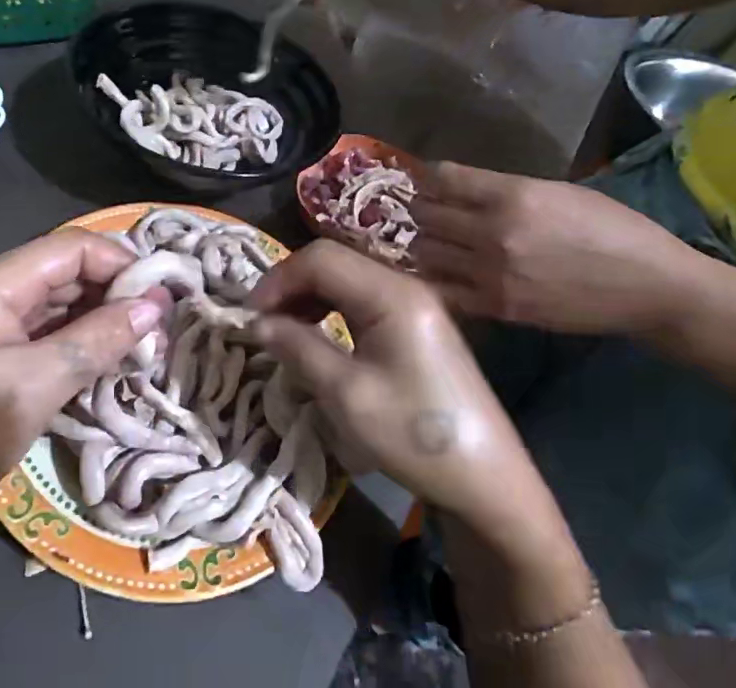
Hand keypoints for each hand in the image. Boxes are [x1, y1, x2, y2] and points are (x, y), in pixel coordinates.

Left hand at [0, 228, 170, 512]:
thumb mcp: (32, 387)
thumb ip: (96, 341)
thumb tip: (155, 306)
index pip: (74, 247)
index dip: (123, 263)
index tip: (163, 299)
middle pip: (68, 272)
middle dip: (117, 294)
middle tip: (161, 330)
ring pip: (60, 305)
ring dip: (101, 322)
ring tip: (144, 349)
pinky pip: (44, 334)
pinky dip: (78, 345)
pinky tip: (106, 365)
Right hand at [246, 240, 535, 527]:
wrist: (486, 477)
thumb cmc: (415, 436)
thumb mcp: (347, 395)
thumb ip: (299, 348)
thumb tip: (258, 323)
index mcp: (392, 293)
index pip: (321, 258)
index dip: (278, 280)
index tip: (249, 317)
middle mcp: (405, 285)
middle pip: (334, 261)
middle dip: (290, 286)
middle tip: (261, 324)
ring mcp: (414, 302)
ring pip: (346, 278)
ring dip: (308, 297)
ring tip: (281, 330)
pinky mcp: (416, 323)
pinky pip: (363, 299)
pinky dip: (331, 309)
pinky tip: (316, 335)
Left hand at [411, 161, 720, 335]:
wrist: (651, 289)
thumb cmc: (614, 230)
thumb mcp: (560, 192)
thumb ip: (507, 190)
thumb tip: (464, 190)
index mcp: (513, 195)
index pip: (445, 178)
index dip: (431, 177)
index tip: (430, 180)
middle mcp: (494, 232)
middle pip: (427, 215)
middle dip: (421, 209)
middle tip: (424, 211)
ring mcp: (492, 274)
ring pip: (425, 253)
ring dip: (423, 243)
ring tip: (431, 241)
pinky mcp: (497, 308)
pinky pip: (444, 291)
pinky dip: (435, 279)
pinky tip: (440, 273)